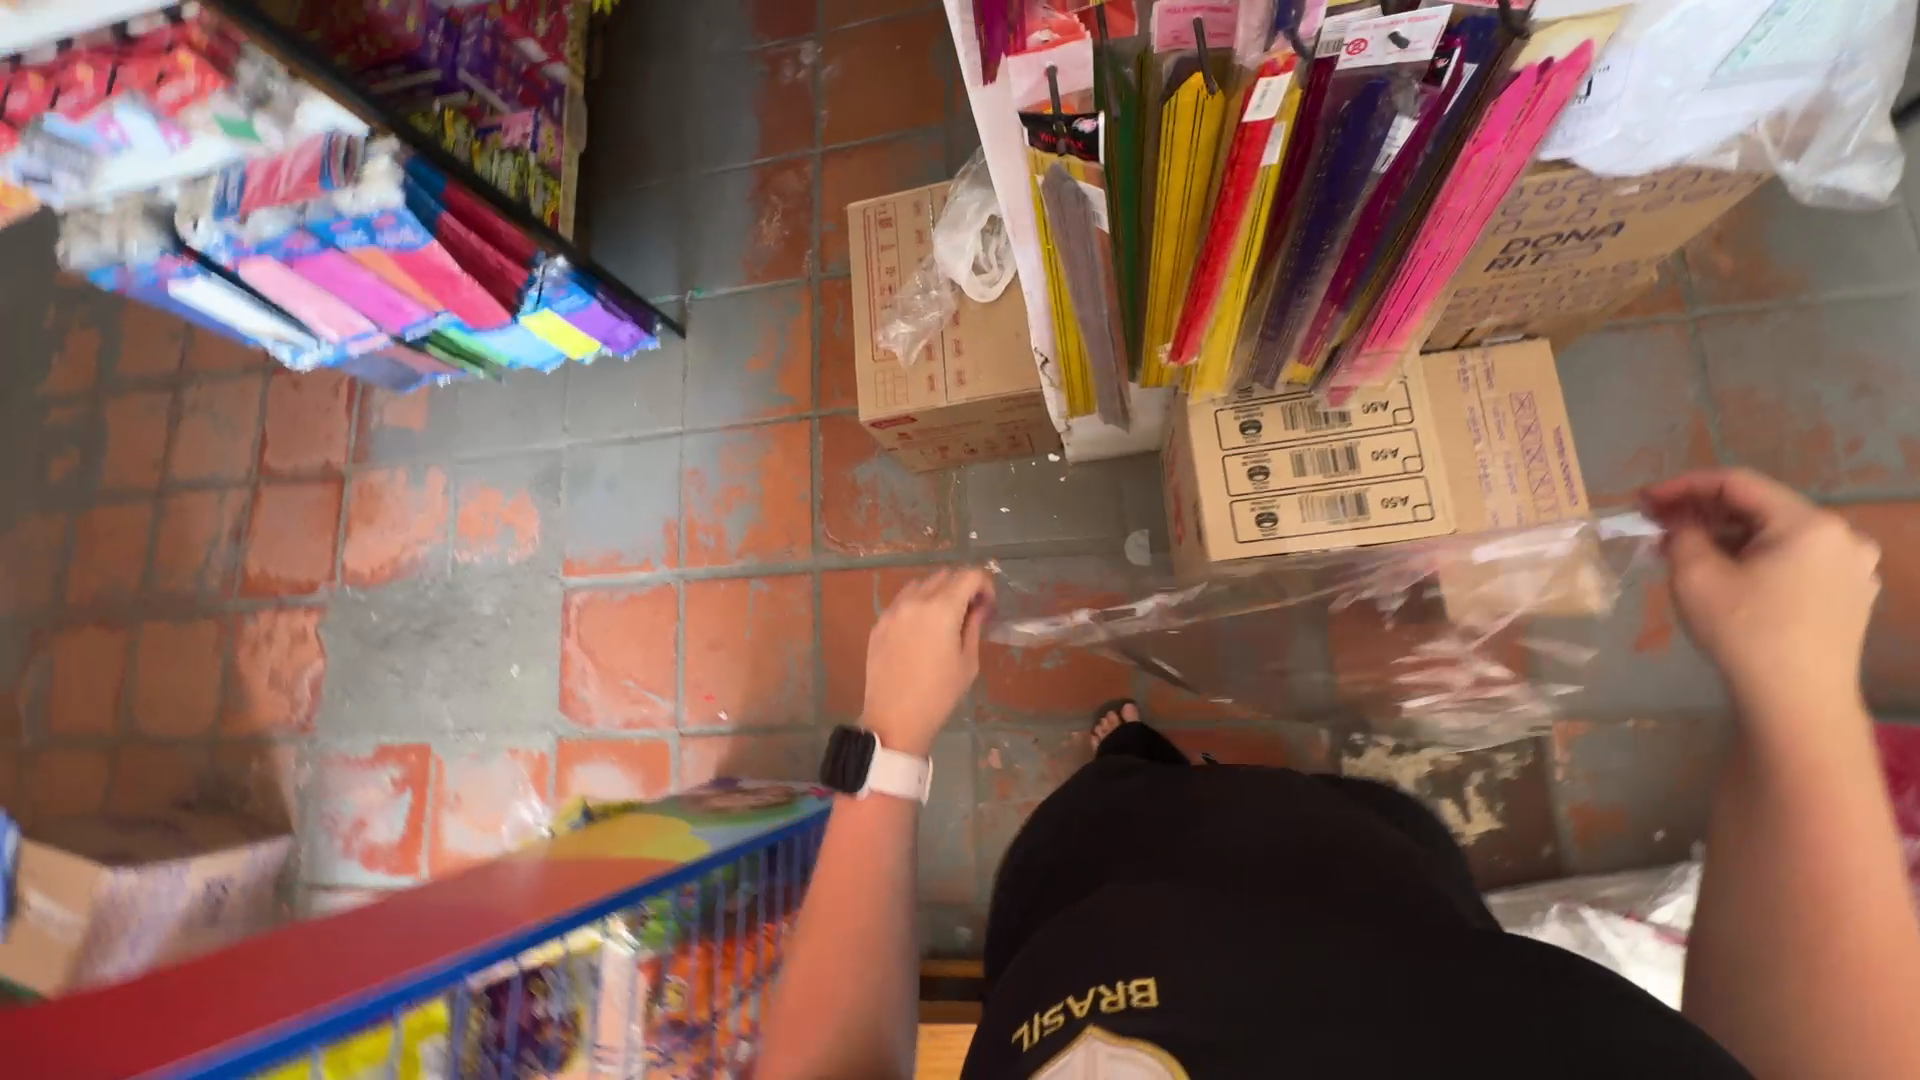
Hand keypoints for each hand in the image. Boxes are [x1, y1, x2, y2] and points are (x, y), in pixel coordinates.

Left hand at [861, 568, 995, 756]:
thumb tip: (978, 608)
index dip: (985, 586)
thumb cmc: (939, 694)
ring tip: (945, 619)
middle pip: (945, 575)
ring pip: (920, 584)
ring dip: (938, 592)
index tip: (988, 607)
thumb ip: (973, 627)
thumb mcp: (967, 662)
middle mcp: (915, 600)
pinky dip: (917, 605)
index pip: (969, 576)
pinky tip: (921, 631)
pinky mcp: (879, 623)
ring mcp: (893, 610)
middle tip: (971, 612)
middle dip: (962, 587)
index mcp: (942, 608)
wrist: (894, 718)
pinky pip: (902, 602)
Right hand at [1642, 469, 1879, 717]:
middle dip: (1700, 513)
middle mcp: (1841, 537)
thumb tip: (1679, 521)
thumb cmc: (1743, 628)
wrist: (1797, 695)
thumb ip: (1683, 534)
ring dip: (1722, 536)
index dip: (1682, 485)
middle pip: (1758, 508)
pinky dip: (1748, 558)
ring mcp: (1850, 567)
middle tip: (1654, 525)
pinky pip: (1790, 560)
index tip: (1642, 499)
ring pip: (1773, 536)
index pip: (1737, 484)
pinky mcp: (1846, 594)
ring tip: (1677, 552)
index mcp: (1808, 524)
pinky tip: (1718, 575)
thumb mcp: (1694, 574)